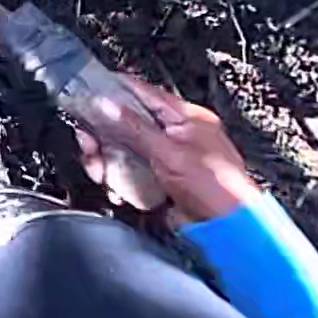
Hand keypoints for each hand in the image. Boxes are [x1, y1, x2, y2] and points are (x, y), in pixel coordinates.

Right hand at [72, 73, 265, 225]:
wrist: (229, 230)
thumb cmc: (216, 189)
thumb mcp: (169, 153)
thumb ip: (134, 128)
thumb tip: (106, 104)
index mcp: (188, 119)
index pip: (146, 94)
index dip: (117, 90)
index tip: (92, 87)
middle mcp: (178, 135)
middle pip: (129, 123)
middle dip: (104, 132)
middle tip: (87, 140)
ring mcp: (168, 157)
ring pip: (124, 147)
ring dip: (105, 156)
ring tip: (97, 167)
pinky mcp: (160, 177)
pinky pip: (129, 168)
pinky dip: (115, 173)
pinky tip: (109, 180)